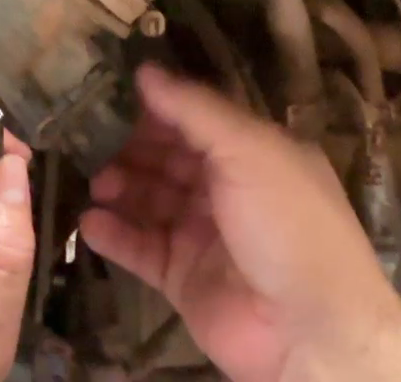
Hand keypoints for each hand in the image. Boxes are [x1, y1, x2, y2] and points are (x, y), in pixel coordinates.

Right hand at [80, 65, 400, 381]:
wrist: (310, 330)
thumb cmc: (286, 220)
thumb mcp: (247, 148)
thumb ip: (193, 108)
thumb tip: (145, 69)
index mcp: (251, 152)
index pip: (194, 120)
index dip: (157, 109)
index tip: (113, 95)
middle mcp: (227, 189)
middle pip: (168, 158)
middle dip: (132, 148)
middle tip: (92, 141)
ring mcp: (203, 235)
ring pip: (151, 201)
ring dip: (120, 188)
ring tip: (95, 183)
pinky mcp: (182, 278)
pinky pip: (141, 249)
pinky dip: (115, 235)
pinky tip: (90, 222)